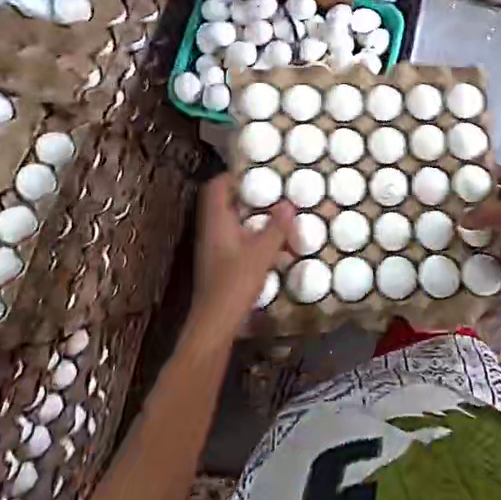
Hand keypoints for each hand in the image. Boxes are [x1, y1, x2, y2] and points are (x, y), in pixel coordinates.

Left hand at [189, 175, 294, 340]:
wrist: (214, 327)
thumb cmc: (234, 285)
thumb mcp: (261, 254)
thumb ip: (276, 228)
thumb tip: (288, 203)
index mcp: (216, 221)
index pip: (217, 187)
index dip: (235, 176)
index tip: (260, 173)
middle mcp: (212, 232)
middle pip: (228, 205)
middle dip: (253, 200)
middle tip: (278, 196)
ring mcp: (216, 251)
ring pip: (236, 226)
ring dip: (258, 223)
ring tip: (284, 222)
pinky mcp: (223, 268)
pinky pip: (241, 244)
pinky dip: (258, 243)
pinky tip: (280, 252)